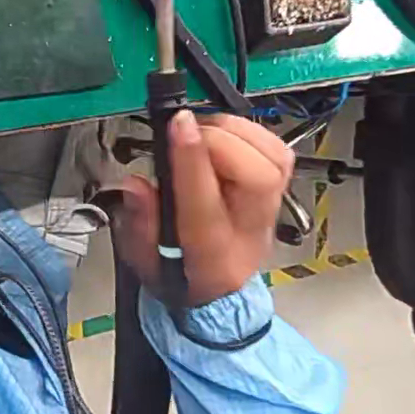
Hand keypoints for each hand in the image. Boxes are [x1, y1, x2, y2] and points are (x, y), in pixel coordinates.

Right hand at [120, 111, 293, 304]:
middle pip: (257, 175)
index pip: (207, 202)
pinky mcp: (277, 190)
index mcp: (210, 254)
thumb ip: (139, 222)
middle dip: (218, 140)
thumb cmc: (177, 272)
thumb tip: (136, 184)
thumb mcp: (142, 258)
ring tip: (201, 131)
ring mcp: (269, 209)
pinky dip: (250, 134)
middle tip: (185, 130)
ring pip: (275, 157)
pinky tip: (221, 135)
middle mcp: (248, 230)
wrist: (212, 288)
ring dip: (235, 133)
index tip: (176, 125)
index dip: (192, 158)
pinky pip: (278, 151)